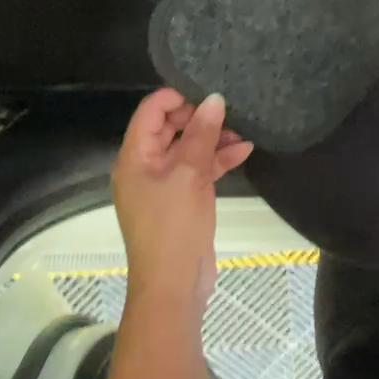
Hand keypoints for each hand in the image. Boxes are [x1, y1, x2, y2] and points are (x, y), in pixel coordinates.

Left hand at [113, 89, 253, 310]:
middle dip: (199, 117)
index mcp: (134, 158)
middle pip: (171, 127)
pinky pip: (199, 169)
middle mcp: (146, 166)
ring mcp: (165, 184)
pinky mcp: (183, 199)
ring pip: (189, 148)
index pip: (151, 111)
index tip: (207, 92)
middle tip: (229, 109)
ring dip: (213, 137)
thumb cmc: (173, 227)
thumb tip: (214, 99)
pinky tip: (245, 150)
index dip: (177, 98)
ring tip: (243, 129)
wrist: (175, 286)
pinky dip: (218, 159)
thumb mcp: (189, 175)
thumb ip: (202, 135)